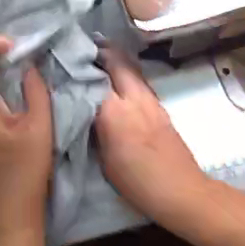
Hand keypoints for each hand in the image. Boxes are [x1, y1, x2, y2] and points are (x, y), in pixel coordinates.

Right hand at [94, 48, 207, 222]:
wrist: (180, 191)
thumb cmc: (137, 181)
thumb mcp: (103, 158)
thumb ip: (93, 127)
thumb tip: (82, 109)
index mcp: (115, 111)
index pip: (93, 76)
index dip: (78, 65)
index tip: (63, 61)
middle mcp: (135, 98)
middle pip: (118, 61)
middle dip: (101, 54)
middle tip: (83, 55)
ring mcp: (152, 101)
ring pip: (132, 70)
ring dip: (115, 64)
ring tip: (97, 66)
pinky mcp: (161, 109)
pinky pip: (140, 84)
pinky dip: (126, 78)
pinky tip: (117, 89)